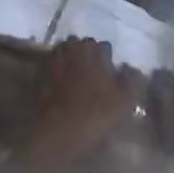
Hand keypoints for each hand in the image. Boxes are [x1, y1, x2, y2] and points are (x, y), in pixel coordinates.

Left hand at [22, 38, 134, 165]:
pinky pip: (48, 63)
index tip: (110, 63)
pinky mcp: (40, 75)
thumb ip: (131, 81)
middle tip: (91, 62)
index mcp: (96, 56)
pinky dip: (54, 66)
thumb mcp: (125, 101)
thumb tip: (133, 68)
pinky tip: (58, 77)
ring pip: (62, 48)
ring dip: (68, 53)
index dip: (107, 54)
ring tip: (73, 66)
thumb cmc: (98, 115)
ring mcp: (55, 63)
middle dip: (86, 48)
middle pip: (80, 42)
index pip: (103, 46)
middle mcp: (75, 53)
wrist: (61, 130)